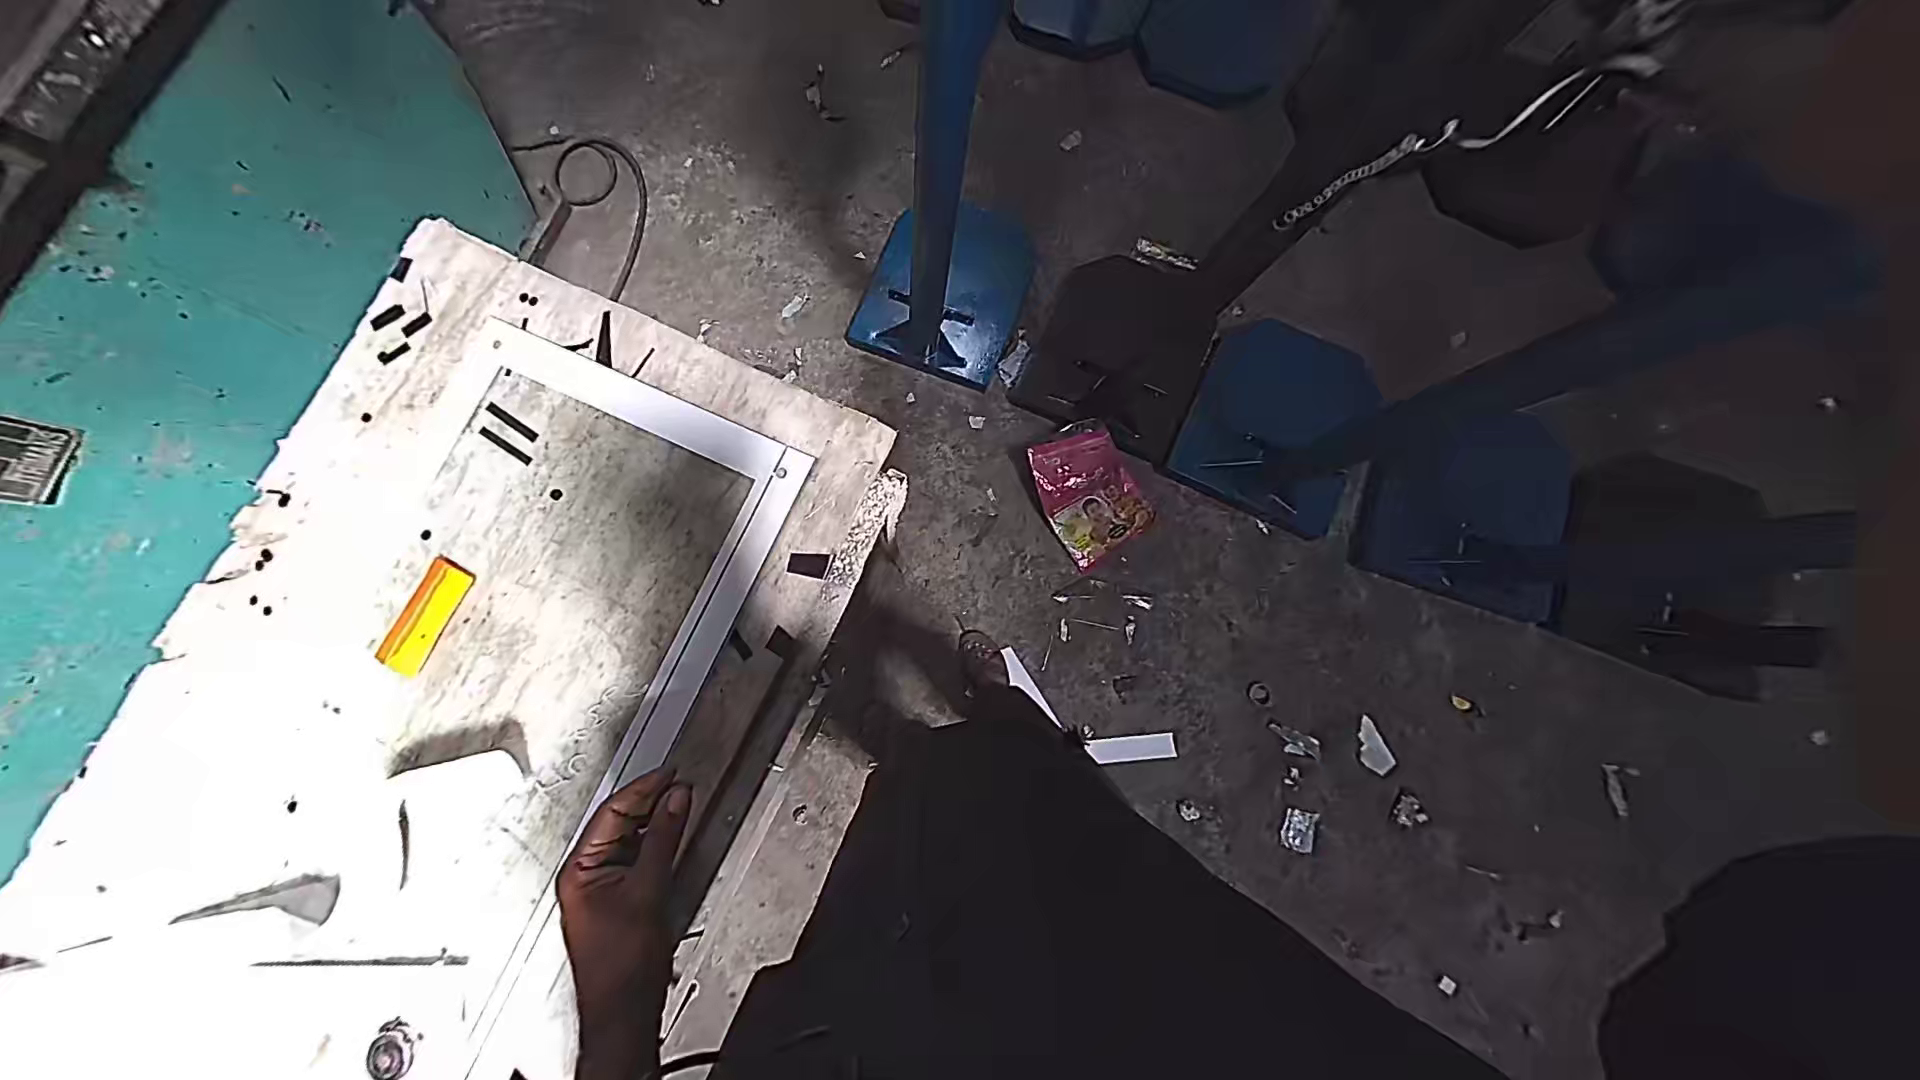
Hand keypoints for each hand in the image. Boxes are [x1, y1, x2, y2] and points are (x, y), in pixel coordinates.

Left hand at [558, 767, 692, 1079]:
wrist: (625, 1007)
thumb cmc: (622, 962)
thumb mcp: (649, 887)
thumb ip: (664, 836)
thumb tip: (676, 798)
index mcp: (580, 869)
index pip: (612, 812)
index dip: (644, 787)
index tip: (669, 772)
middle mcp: (586, 873)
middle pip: (619, 820)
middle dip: (650, 799)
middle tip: (679, 782)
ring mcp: (603, 883)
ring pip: (630, 835)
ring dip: (656, 817)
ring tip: (681, 801)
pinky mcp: (620, 893)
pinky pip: (638, 851)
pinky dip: (658, 837)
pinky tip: (674, 830)